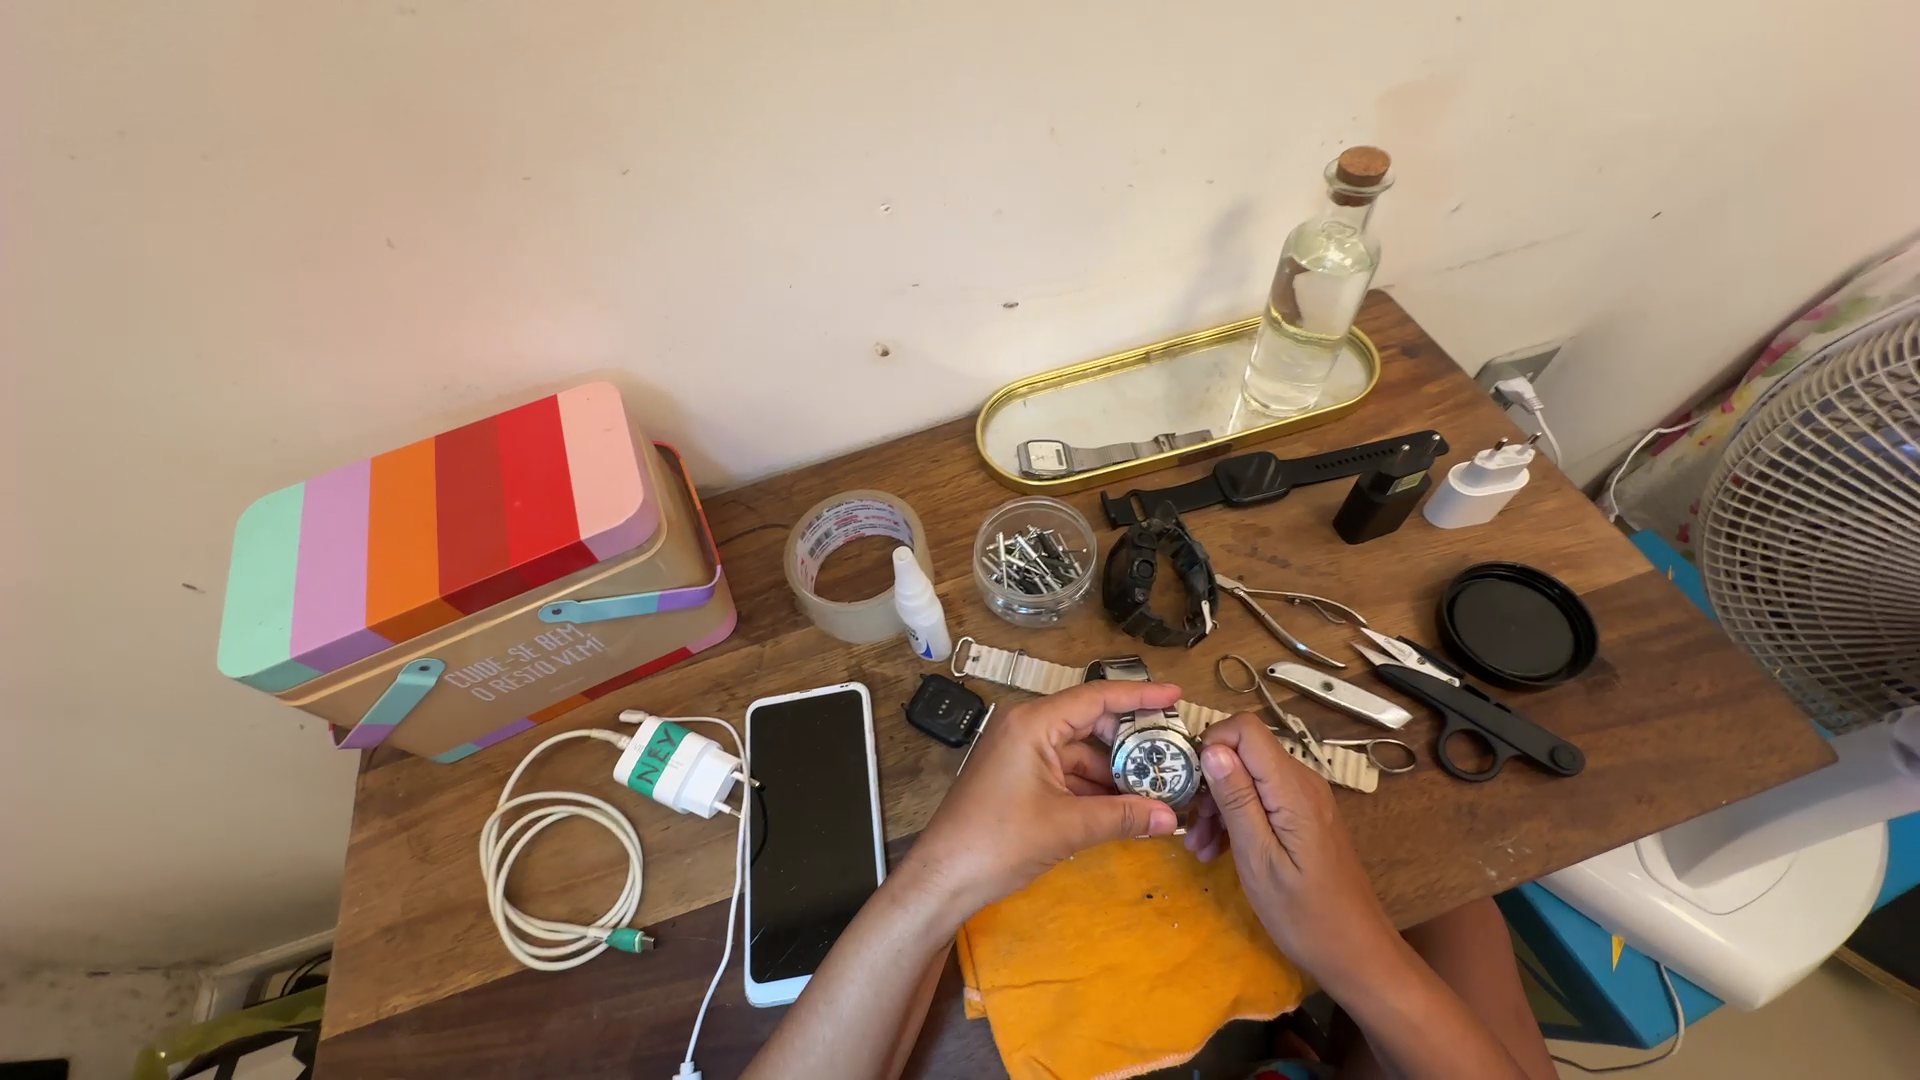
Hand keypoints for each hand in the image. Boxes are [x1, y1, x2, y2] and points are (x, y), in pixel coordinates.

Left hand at [900, 680, 1185, 915]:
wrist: (944, 876)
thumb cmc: (999, 840)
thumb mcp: (1068, 827)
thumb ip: (1122, 816)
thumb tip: (1171, 818)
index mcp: (1032, 722)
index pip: (1095, 697)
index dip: (1139, 696)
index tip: (1176, 694)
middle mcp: (1025, 726)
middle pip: (1089, 722)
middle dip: (1130, 741)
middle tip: (1172, 752)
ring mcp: (1019, 750)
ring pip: (1079, 751)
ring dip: (1113, 771)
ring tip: (1156, 788)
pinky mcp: (1018, 775)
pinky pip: (1064, 771)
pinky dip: (1092, 787)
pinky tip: (1123, 806)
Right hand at [1182, 713, 1401, 990]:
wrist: (1358, 955)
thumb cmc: (1305, 915)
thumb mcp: (1259, 860)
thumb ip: (1237, 800)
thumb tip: (1212, 748)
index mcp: (1293, 789)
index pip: (1246, 728)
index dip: (1212, 743)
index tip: (1192, 783)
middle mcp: (1302, 781)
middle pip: (1243, 752)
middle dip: (1209, 781)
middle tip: (1191, 826)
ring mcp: (1304, 798)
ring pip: (1247, 775)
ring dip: (1218, 804)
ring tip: (1199, 846)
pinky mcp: (1302, 814)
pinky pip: (1260, 797)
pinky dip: (1235, 817)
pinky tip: (1217, 849)